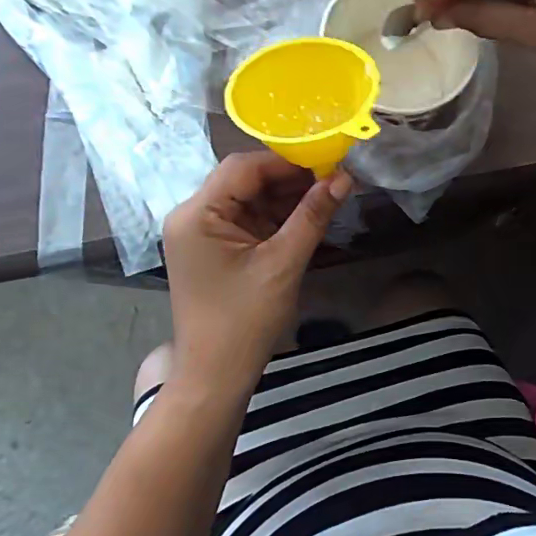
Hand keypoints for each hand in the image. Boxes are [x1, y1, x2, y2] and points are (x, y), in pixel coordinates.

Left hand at [162, 152, 351, 393]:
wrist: (216, 375)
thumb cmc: (245, 320)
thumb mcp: (283, 264)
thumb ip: (312, 216)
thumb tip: (344, 178)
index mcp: (196, 214)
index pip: (243, 167)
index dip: (286, 161)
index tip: (327, 160)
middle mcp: (192, 216)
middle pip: (244, 181)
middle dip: (289, 180)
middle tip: (333, 178)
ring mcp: (201, 234)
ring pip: (248, 200)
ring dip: (285, 199)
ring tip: (328, 196)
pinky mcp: (213, 250)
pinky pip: (247, 222)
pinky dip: (276, 219)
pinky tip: (308, 216)